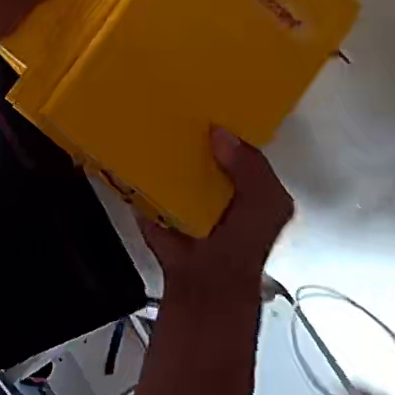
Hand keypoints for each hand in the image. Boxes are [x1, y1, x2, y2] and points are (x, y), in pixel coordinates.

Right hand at [141, 127, 293, 307]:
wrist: (206, 286)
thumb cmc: (243, 243)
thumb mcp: (265, 200)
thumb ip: (250, 167)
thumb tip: (219, 133)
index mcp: (254, 196)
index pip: (242, 157)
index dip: (230, 135)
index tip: (210, 108)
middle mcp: (223, 204)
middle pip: (207, 165)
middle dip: (194, 146)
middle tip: (176, 117)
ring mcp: (190, 215)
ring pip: (177, 181)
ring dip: (166, 165)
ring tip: (151, 133)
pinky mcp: (162, 223)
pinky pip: (149, 200)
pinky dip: (139, 187)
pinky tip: (130, 164)